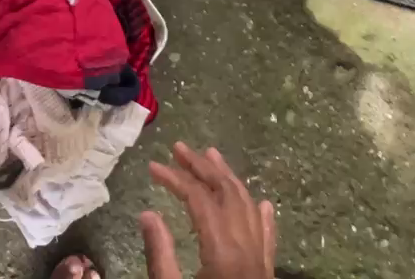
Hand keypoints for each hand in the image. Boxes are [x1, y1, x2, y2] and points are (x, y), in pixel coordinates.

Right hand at [141, 142, 276, 278]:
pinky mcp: (267, 271)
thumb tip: (146, 214)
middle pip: (226, 193)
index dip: (175, 178)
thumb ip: (160, 255)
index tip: (153, 166)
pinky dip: (260, 213)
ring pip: (248, 206)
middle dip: (201, 166)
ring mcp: (261, 259)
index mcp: (223, 251)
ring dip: (228, 178)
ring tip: (211, 155)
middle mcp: (247, 247)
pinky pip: (267, 235)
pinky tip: (261, 203)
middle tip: (178, 147)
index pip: (199, 199)